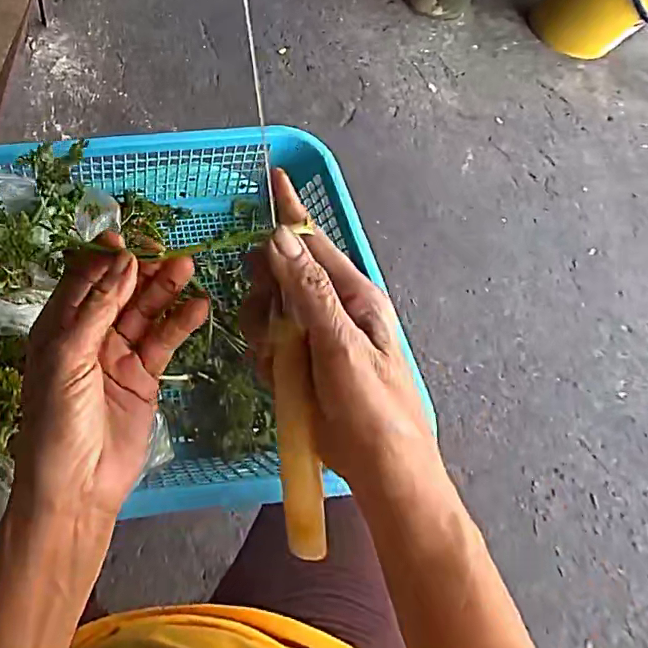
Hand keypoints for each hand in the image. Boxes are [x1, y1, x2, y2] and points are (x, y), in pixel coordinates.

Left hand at [14, 233, 207, 521]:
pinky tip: (198, 307)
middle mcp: (89, 335)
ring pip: (145, 311)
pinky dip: (180, 322)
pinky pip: (164, 340)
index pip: (82, 280)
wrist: (77, 489)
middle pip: (119, 291)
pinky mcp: (145, 374)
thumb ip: (97, 308)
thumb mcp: (68, 358)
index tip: (127, 239)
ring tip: (187, 268)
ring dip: (165, 289)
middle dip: (141, 270)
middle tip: (167, 252)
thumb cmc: (58, 422)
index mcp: (59, 328)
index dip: (103, 258)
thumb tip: (124, 260)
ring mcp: (119, 354)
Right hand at [239, 170, 438, 493]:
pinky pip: (269, 344)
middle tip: (268, 313)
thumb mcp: (341, 346)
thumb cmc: (373, 407)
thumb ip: (309, 291)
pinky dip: (266, 357)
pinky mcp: (301, 364)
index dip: (291, 209)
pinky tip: (278, 378)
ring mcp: (315, 337)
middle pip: (285, 272)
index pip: (314, 240)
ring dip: (265, 329)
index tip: (274, 176)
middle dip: (267, 285)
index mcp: (353, 294)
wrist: (382, 472)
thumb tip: (281, 238)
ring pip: (271, 309)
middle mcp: (333, 308)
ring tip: (278, 360)